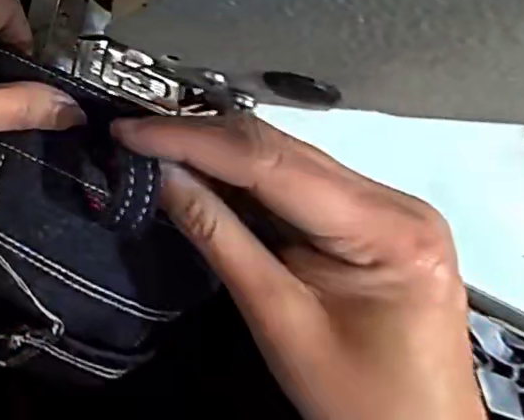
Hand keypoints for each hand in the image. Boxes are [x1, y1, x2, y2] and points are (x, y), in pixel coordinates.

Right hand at [115, 114, 482, 419]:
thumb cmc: (361, 404)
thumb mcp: (278, 320)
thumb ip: (215, 234)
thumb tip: (157, 172)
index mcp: (385, 229)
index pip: (267, 161)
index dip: (190, 138)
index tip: (132, 131)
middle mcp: (391, 200)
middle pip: (274, 148)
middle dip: (196, 138)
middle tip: (134, 134)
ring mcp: (382, 203)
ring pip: (278, 154)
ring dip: (212, 149)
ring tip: (155, 146)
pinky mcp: (365, 213)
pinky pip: (288, 175)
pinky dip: (237, 171)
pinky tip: (198, 168)